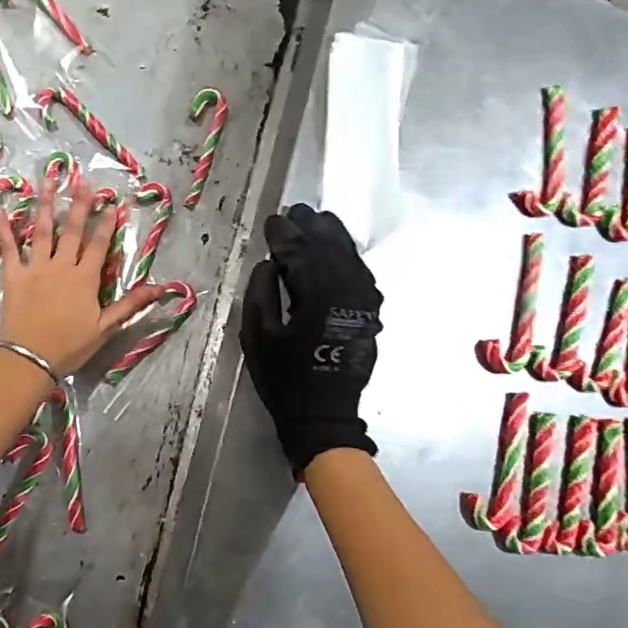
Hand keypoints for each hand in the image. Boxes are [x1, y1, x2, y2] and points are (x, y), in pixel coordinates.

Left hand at [0, 176, 163, 373]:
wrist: (30, 358)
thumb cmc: (69, 347)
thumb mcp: (105, 328)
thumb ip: (129, 305)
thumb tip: (159, 288)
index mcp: (85, 279)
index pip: (99, 245)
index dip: (106, 223)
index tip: (112, 203)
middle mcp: (61, 266)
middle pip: (72, 230)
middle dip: (79, 204)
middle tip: (83, 179)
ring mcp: (35, 268)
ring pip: (41, 230)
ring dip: (45, 203)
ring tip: (48, 179)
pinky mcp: (13, 275)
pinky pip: (8, 247)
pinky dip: (4, 227)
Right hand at [241, 204, 381, 473]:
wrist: (323, 415)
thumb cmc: (284, 379)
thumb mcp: (258, 337)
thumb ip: (262, 293)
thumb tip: (270, 262)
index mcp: (316, 296)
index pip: (300, 252)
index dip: (284, 234)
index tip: (271, 221)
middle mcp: (347, 292)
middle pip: (330, 247)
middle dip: (311, 227)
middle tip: (294, 211)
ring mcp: (364, 302)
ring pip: (350, 257)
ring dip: (333, 237)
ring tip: (317, 221)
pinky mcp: (370, 313)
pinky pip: (360, 274)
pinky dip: (347, 257)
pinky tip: (338, 251)